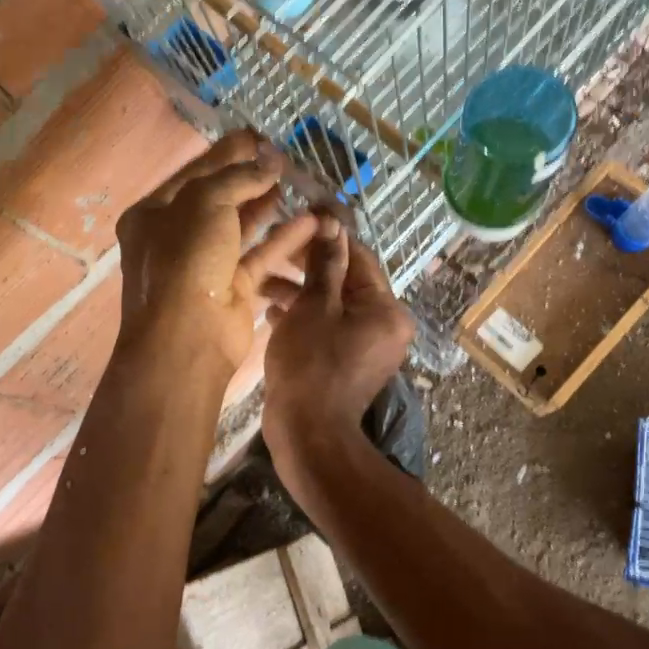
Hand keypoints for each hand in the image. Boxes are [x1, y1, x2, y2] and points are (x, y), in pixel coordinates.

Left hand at [114, 130, 317, 374]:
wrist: (188, 336)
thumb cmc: (185, 258)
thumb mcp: (206, 201)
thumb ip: (239, 176)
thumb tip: (270, 159)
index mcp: (154, 213)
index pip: (195, 173)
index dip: (228, 152)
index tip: (260, 136)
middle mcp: (176, 237)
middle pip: (219, 199)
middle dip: (250, 178)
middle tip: (284, 159)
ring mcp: (205, 265)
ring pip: (241, 228)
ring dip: (268, 206)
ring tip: (298, 184)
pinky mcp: (234, 288)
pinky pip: (261, 256)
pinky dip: (284, 239)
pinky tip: (310, 220)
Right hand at [263, 214, 414, 459]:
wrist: (307, 434)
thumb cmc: (311, 365)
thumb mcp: (314, 305)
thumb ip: (324, 263)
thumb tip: (331, 223)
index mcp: (386, 309)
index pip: (359, 257)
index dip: (328, 234)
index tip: (301, 214)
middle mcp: (384, 326)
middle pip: (346, 280)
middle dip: (309, 263)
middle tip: (275, 245)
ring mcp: (366, 347)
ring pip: (333, 305)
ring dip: (300, 290)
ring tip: (263, 279)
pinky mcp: (346, 363)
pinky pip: (327, 328)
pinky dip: (304, 316)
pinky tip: (271, 310)